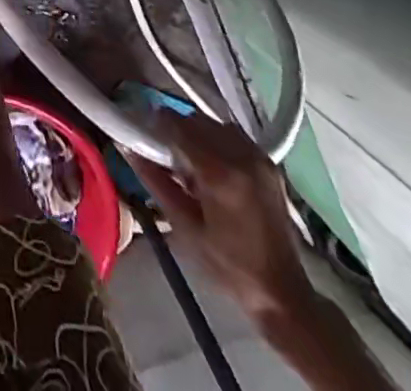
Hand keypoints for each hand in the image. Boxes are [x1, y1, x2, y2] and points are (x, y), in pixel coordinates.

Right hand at [126, 110, 313, 326]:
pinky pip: (234, 137)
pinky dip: (215, 139)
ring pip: (216, 124)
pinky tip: (208, 162)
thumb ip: (156, 182)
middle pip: (197, 121)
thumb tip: (130, 150)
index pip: (179, 128)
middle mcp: (243, 158)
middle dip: (174, 128)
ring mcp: (260, 160)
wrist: (280, 291)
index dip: (154, 124)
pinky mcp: (269, 166)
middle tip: (158, 149)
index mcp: (220, 174)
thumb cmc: (226, 265)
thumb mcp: (183, 225)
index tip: (138, 130)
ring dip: (195, 131)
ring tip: (183, 158)